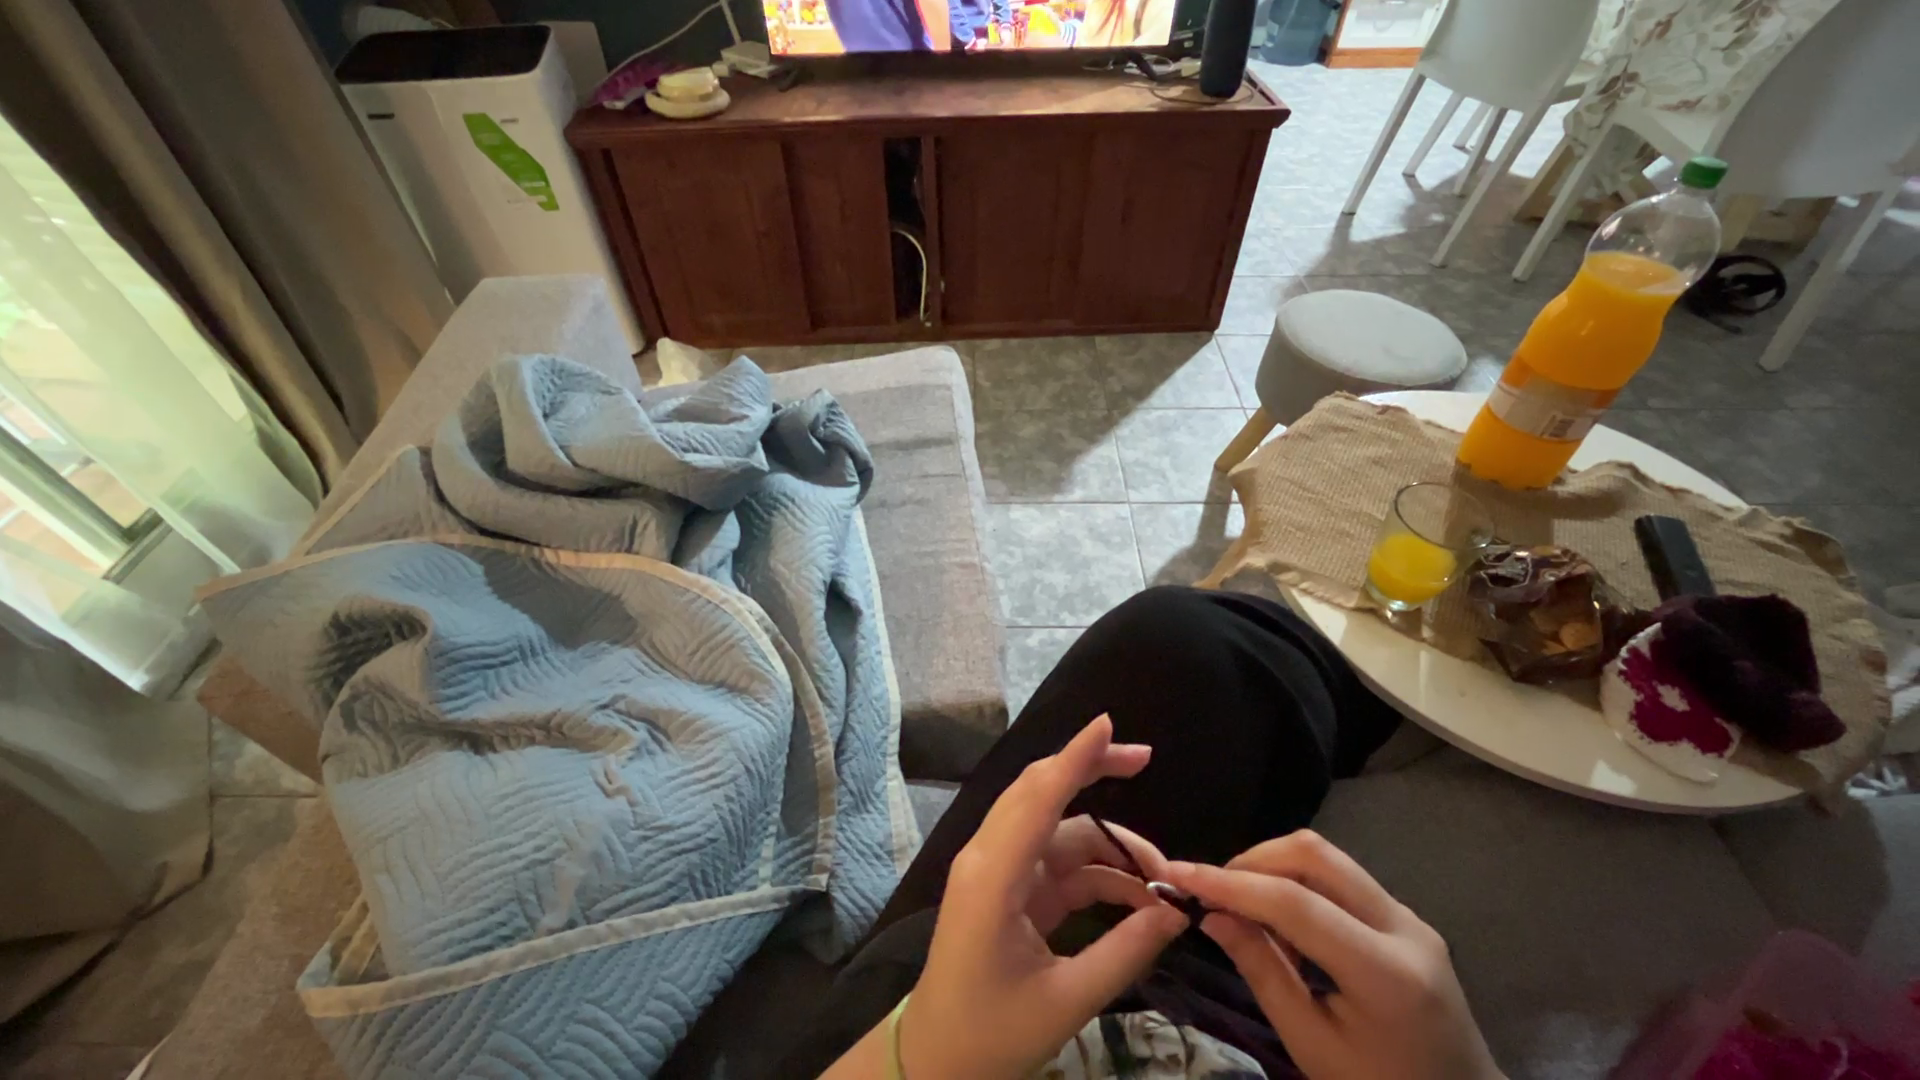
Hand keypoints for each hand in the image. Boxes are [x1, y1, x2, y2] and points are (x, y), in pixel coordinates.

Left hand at [898, 715, 1189, 1079]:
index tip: (1107, 723)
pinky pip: (1062, 864)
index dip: (1074, 758)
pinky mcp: (1012, 890)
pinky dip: (1101, 875)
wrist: (936, 1061)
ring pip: (1062, 832)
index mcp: (992, 877)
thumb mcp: (1066, 1001)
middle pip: (1044, 793)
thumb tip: (1177, 911)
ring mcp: (1001, 872)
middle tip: (1145, 759)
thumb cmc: (991, 1034)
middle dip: (1093, 771)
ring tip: (1164, 881)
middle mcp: (992, 858)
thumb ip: (1125, 951)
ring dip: (1112, 847)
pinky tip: (1141, 900)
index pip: (1037, 799)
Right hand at [1167, 831, 1501, 1079]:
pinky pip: (1341, 877)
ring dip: (1273, 866)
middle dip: (1252, 860)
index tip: (1179, 874)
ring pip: (1327, 857)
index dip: (1230, 884)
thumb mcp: (1313, 1046)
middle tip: (1214, 891)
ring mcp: (1410, 917)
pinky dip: (1298, 881)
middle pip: (1315, 855)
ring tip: (1242, 905)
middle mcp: (1404, 928)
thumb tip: (1211, 915)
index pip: (1295, 903)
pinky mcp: (1405, 917)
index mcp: (1385, 973)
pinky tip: (1280, 919)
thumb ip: (1263, 973)